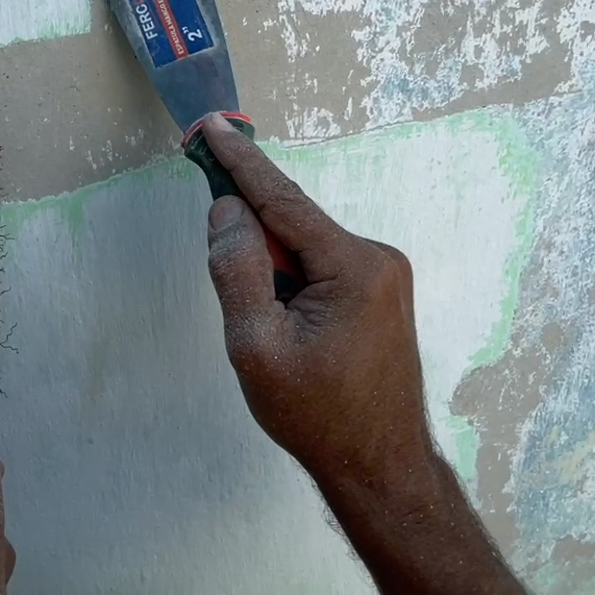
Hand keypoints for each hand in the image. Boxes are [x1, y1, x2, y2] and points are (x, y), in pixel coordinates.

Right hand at [199, 114, 523, 594]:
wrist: (381, 470)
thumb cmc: (317, 415)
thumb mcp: (256, 346)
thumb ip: (236, 269)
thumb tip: (227, 209)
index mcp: (353, 265)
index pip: (282, 198)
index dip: (240, 161)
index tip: (213, 125)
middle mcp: (375, 256)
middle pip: (290, 223)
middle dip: (251, 241)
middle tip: (237, 292)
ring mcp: (381, 272)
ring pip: (301, 245)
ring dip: (270, 269)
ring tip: (270, 331)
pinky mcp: (377, 288)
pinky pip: (317, 262)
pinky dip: (288, 278)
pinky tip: (287, 325)